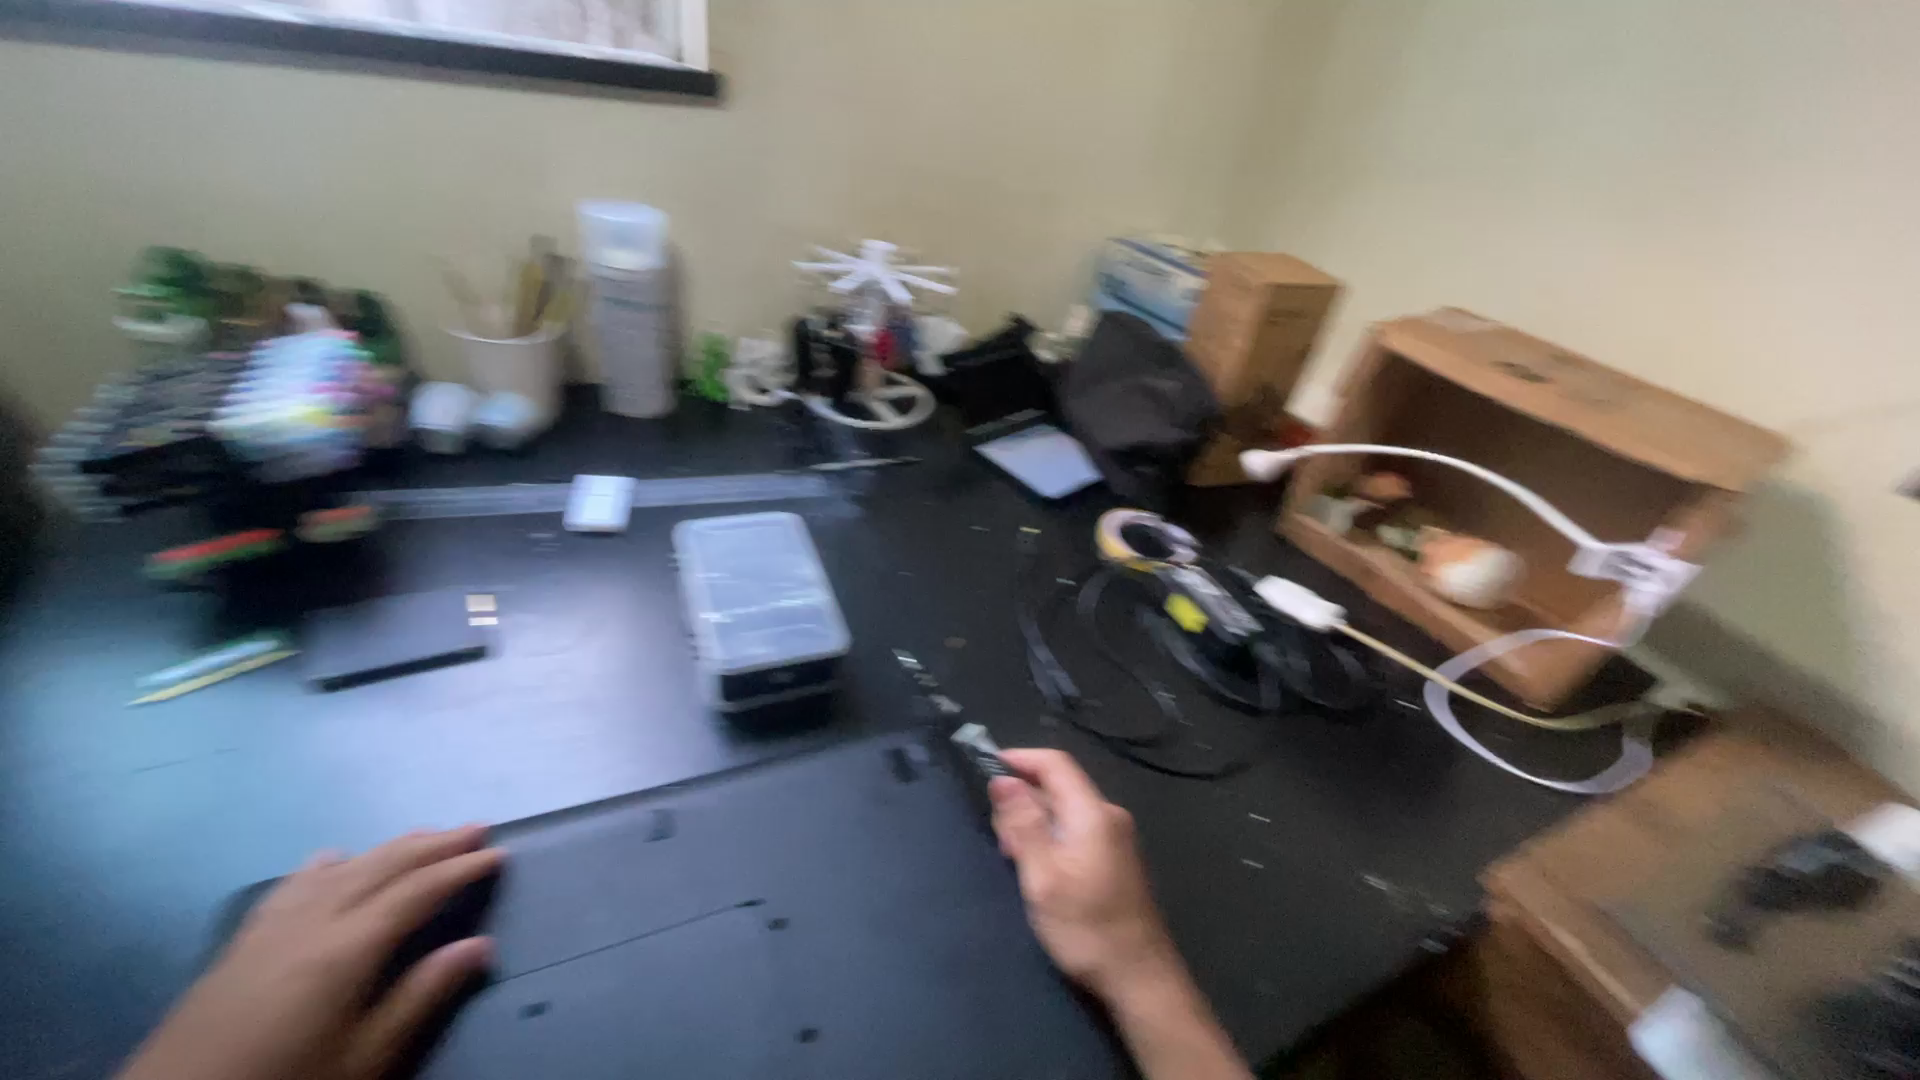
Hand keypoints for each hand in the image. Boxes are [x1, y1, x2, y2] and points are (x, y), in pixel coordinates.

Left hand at [118, 827, 503, 1079]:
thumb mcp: (362, 1060)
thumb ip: (420, 998)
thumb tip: (479, 944)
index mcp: (346, 948)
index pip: (417, 891)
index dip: (461, 869)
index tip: (499, 853)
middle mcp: (311, 922)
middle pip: (383, 866)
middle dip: (435, 844)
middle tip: (477, 828)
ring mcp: (270, 929)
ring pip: (343, 868)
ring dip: (391, 848)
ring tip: (426, 835)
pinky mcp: (239, 945)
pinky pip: (291, 886)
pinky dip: (327, 866)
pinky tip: (335, 858)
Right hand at [992, 751, 1252, 1079]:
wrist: (1141, 980)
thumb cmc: (1087, 928)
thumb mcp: (1043, 877)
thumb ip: (1022, 824)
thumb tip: (1002, 780)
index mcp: (1093, 812)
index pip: (1055, 763)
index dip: (1019, 759)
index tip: (985, 767)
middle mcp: (1108, 816)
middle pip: (1058, 786)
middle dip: (1022, 799)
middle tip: (1000, 837)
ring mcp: (1115, 838)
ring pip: (1065, 811)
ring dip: (1034, 823)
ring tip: (1014, 857)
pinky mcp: (1114, 860)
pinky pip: (1075, 830)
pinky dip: (1050, 838)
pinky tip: (1037, 868)